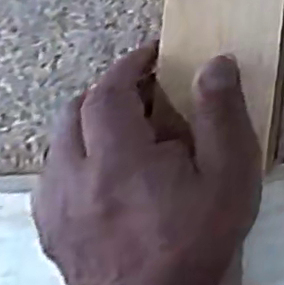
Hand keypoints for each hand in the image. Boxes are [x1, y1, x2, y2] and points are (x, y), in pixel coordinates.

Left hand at [32, 45, 263, 284]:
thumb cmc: (201, 232)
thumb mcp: (230, 166)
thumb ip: (221, 111)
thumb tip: (215, 62)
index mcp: (118, 161)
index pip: (106, 94)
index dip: (129, 64)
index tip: (156, 51)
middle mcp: (74, 181)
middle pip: (71, 115)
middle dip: (107, 89)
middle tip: (149, 83)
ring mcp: (56, 211)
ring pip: (57, 146)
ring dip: (91, 121)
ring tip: (135, 122)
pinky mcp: (52, 233)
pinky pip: (54, 177)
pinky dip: (80, 153)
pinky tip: (113, 166)